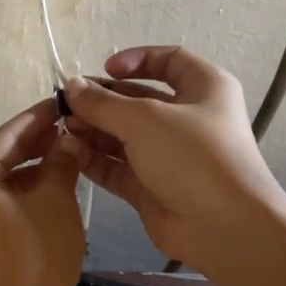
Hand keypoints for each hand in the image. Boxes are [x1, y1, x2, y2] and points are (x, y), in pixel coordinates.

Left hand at [0, 99, 86, 285]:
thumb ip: (61, 161)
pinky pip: (1, 201)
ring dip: (34, 166)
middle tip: (73, 126)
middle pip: (0, 155)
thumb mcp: (55, 200)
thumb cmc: (35, 255)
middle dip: (37, 141)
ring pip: (2, 179)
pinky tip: (56, 184)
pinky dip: (26, 191)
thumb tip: (69, 138)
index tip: (66, 101)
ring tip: (71, 153)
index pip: (6, 134)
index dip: (39, 117)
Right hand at [62, 46, 285, 269]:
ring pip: (123, 136)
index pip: (169, 61)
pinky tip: (70, 153)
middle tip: (66, 105)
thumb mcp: (145, 119)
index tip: (104, 68)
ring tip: (63, 130)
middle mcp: (187, 119)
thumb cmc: (192, 156)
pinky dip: (95, 159)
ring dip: (93, 130)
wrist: (222, 226)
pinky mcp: (151, 187)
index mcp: (203, 88)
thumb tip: (71, 87)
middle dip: (102, 101)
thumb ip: (102, 103)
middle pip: (138, 101)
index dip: (136, 60)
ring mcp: (168, 155)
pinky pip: (118, 167)